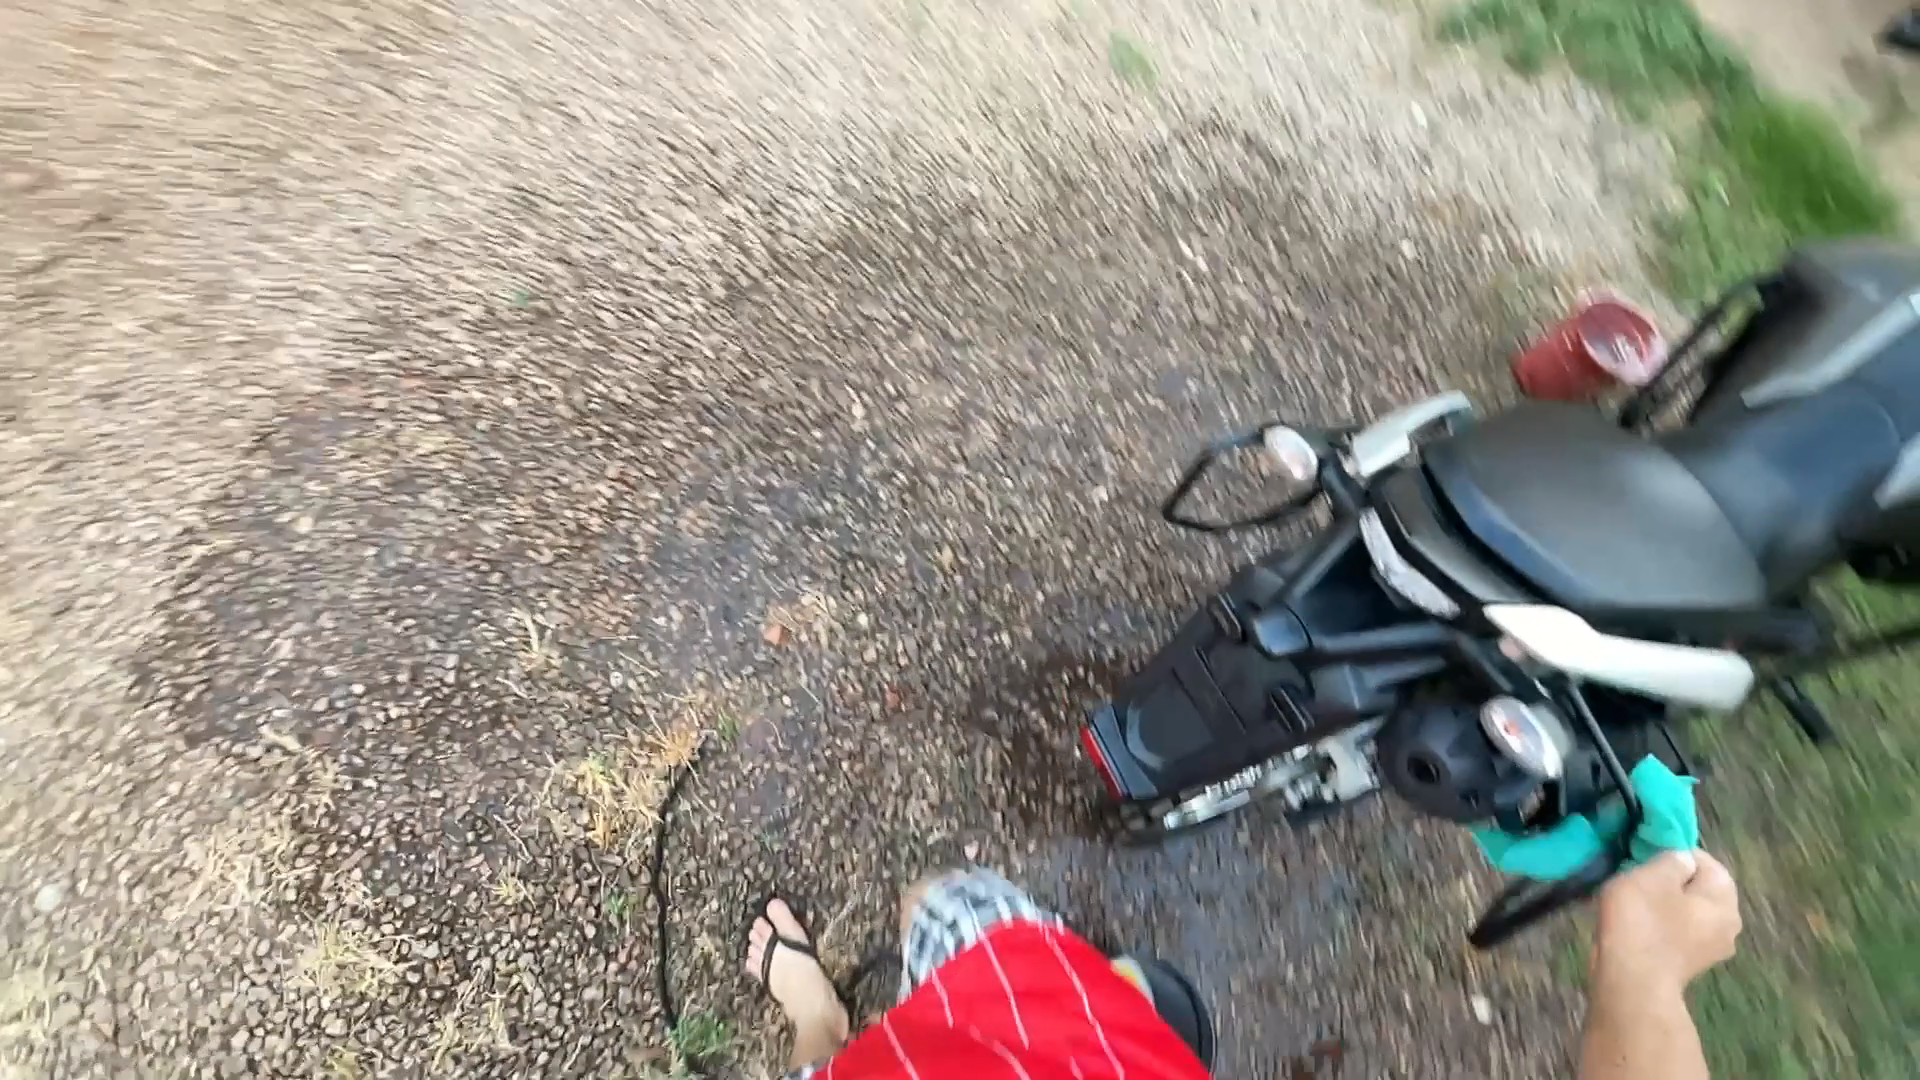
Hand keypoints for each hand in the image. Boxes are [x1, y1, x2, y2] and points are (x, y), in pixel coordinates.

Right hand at [1593, 850, 1741, 994]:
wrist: (1634, 975)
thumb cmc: (1643, 920)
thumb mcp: (1651, 878)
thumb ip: (1671, 861)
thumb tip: (1682, 857)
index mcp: (1723, 904)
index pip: (1712, 865)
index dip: (1681, 851)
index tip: (1647, 847)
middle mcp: (1727, 926)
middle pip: (1702, 889)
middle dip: (1673, 876)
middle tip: (1637, 868)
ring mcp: (1710, 947)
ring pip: (1689, 909)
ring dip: (1665, 898)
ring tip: (1632, 892)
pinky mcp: (1688, 960)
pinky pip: (1678, 927)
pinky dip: (1660, 918)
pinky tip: (1636, 918)